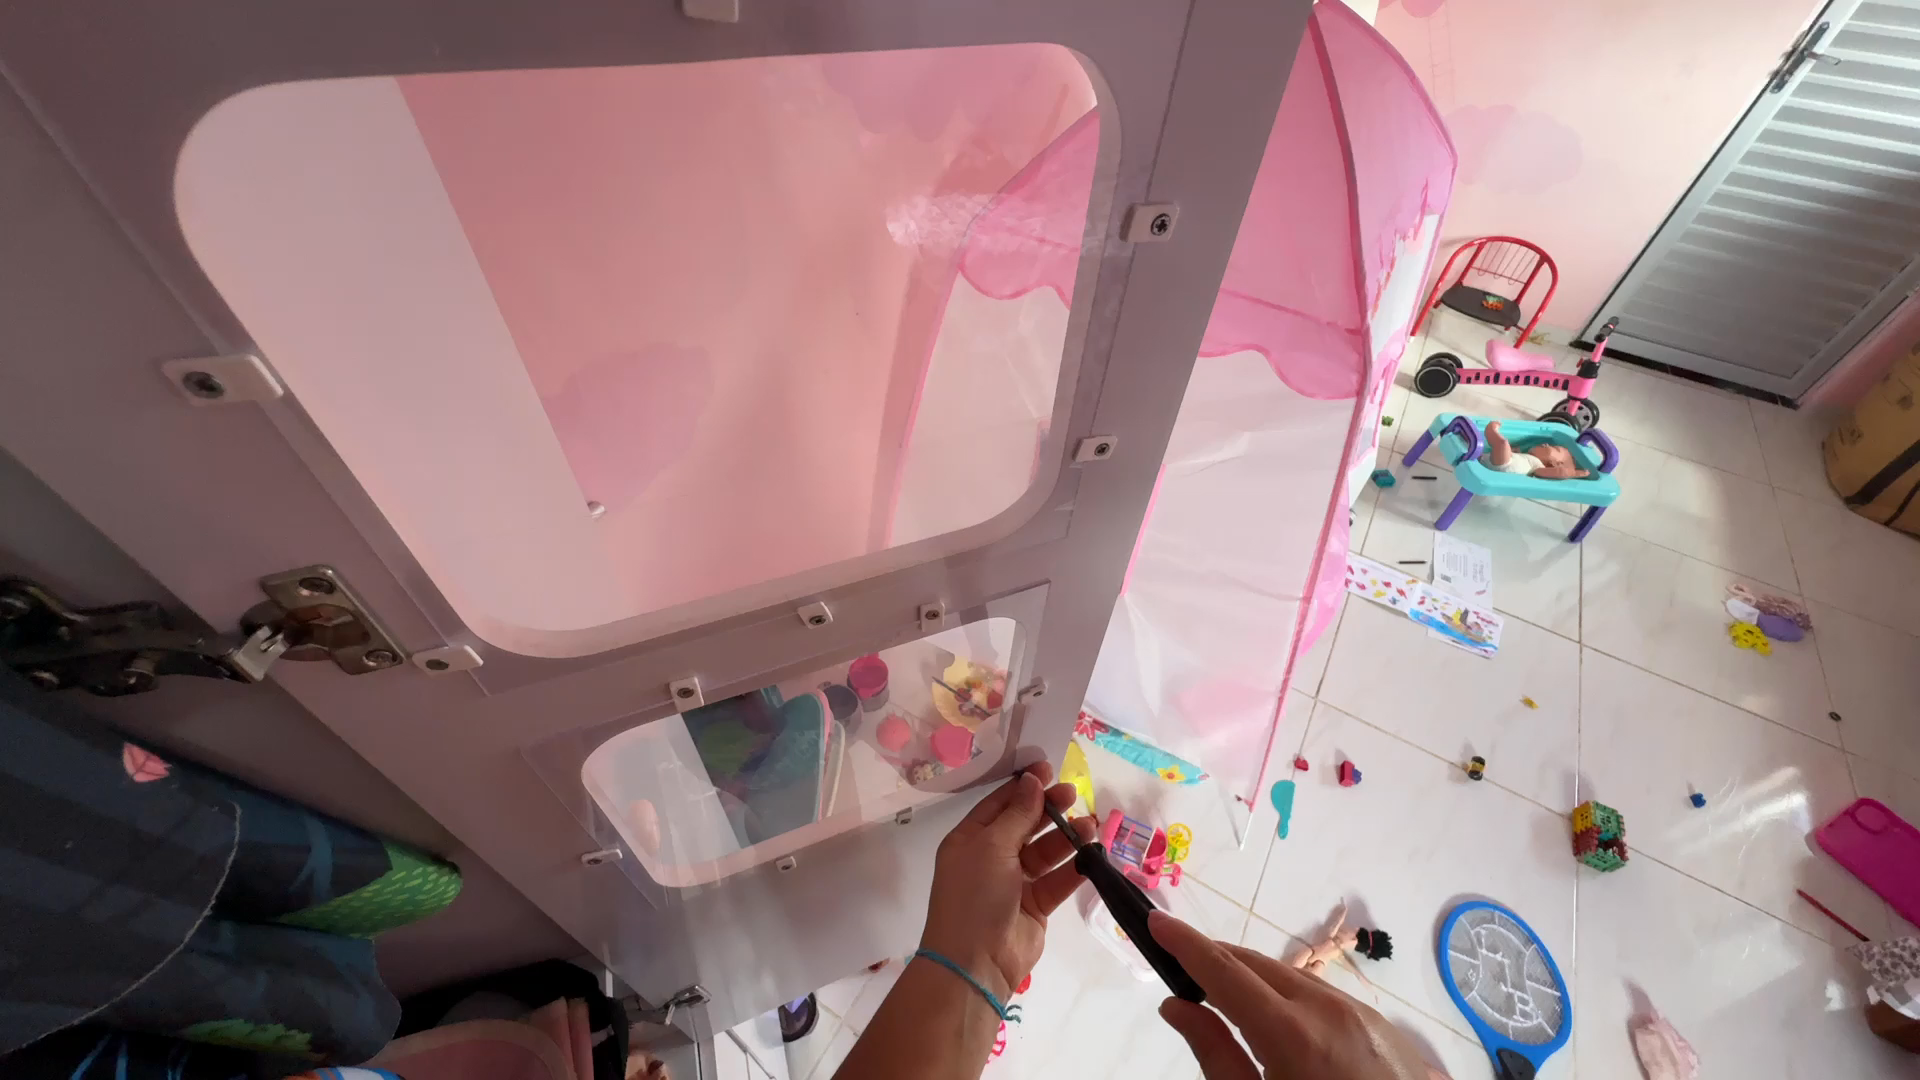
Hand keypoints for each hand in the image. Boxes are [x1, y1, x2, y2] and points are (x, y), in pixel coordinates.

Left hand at [917, 763, 1091, 999]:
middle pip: (1024, 824)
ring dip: (1065, 837)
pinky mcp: (1035, 906)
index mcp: (970, 838)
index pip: (999, 803)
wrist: (975, 964)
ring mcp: (1013, 882)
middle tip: (1073, 793)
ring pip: (1044, 851)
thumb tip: (1031, 780)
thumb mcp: (992, 846)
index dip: (1023, 786)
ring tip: (1090, 824)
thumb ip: (1017, 814)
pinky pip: (1056, 880)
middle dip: (1048, 808)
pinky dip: (1073, 868)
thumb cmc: (975, 895)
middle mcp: (990, 856)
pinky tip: (1090, 855)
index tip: (1049, 768)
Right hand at [1149, 911, 1433, 1079]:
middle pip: (1254, 964)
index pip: (1223, 970)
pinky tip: (1285, 1028)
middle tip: (1184, 972)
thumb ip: (1216, 1058)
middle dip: (1215, 960)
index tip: (1155, 922)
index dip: (1185, 943)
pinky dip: (1290, 997)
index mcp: (1293, 1035)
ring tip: (1230, 1003)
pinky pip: (1323, 996)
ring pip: (1289, 976)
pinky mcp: (1387, 1028)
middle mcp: (1328, 1009)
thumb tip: (1178, 1006)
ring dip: (1253, 979)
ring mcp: (1363, 1015)